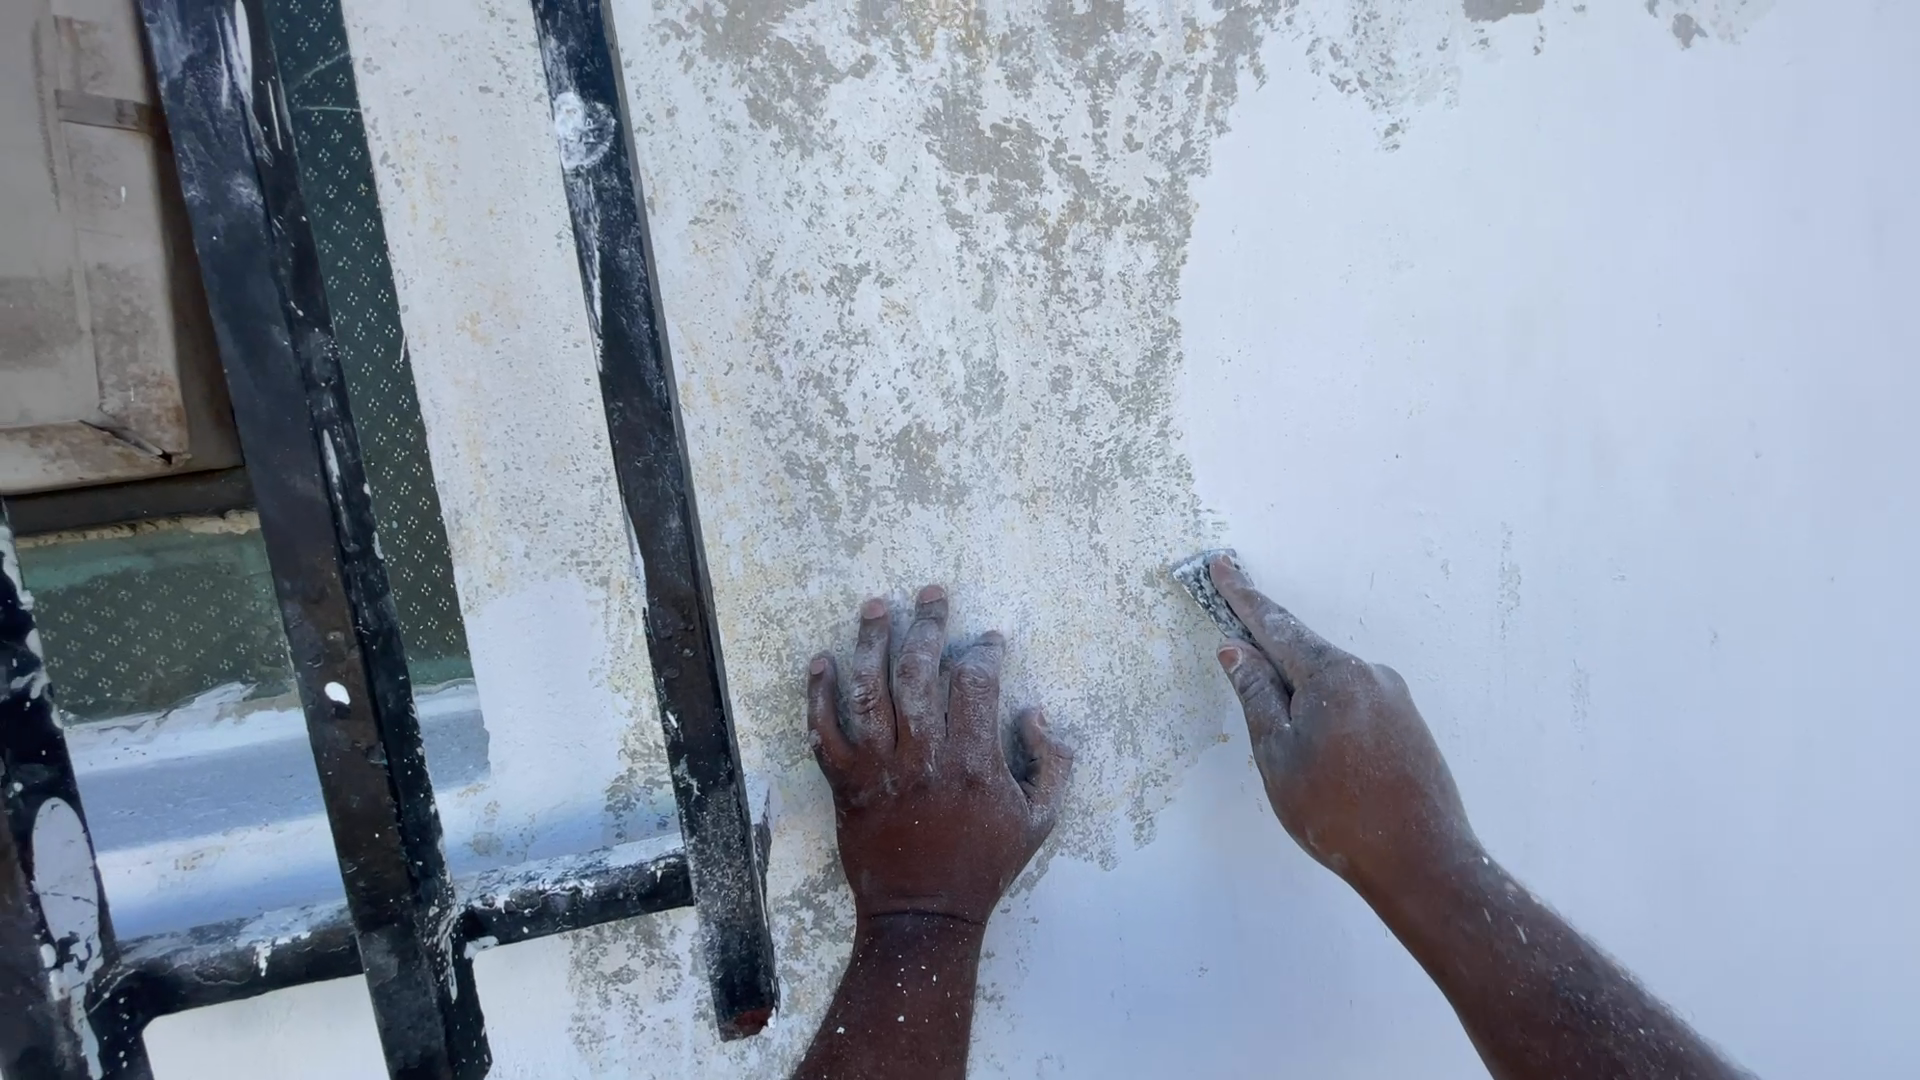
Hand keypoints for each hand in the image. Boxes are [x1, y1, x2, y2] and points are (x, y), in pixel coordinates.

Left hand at [806, 585, 1072, 925]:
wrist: (923, 916)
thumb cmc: (983, 864)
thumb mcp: (1039, 821)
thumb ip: (1054, 764)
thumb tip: (1036, 713)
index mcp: (974, 762)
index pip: (976, 682)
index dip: (984, 651)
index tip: (988, 640)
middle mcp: (925, 757)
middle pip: (921, 673)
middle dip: (928, 626)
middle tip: (931, 593)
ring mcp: (880, 769)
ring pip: (871, 692)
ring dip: (871, 644)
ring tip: (875, 606)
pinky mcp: (847, 785)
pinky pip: (824, 733)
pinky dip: (818, 696)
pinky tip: (820, 661)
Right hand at [1208, 556, 1477, 894]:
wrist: (1425, 865)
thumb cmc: (1336, 811)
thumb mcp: (1277, 752)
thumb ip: (1256, 694)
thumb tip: (1236, 649)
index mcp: (1333, 674)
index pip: (1275, 625)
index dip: (1242, 596)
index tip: (1222, 565)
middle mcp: (1369, 674)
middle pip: (1302, 650)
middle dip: (1265, 649)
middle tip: (1234, 650)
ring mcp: (1393, 698)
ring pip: (1326, 678)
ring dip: (1294, 687)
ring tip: (1279, 735)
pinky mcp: (1406, 722)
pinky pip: (1349, 696)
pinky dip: (1319, 703)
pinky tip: (1313, 741)